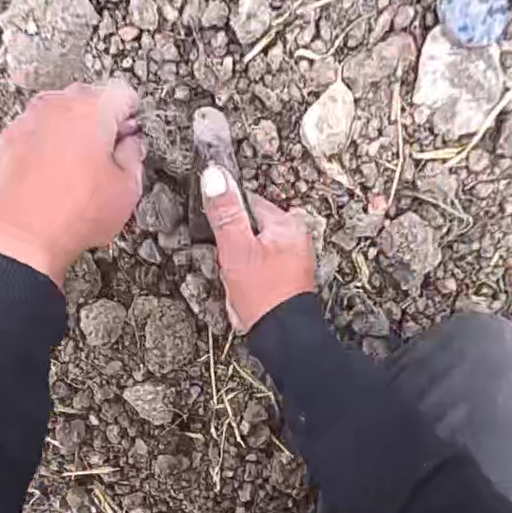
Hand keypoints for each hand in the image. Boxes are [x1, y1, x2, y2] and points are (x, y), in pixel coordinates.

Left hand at [0, 80, 145, 282]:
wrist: (27, 234)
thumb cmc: (76, 213)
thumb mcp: (128, 189)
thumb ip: (135, 156)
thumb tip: (132, 145)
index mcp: (92, 111)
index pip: (122, 93)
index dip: (133, 115)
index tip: (132, 134)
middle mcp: (57, 106)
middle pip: (89, 97)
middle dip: (103, 120)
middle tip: (111, 154)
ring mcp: (30, 120)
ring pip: (61, 112)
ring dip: (75, 131)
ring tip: (83, 167)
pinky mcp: (11, 138)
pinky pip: (39, 130)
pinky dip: (50, 143)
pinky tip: (58, 173)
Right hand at [201, 165, 315, 331]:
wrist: (284, 337)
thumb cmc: (263, 294)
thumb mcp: (236, 249)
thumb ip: (225, 213)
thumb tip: (214, 175)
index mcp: (287, 223)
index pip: (247, 203)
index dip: (228, 223)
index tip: (225, 244)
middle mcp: (296, 236)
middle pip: (250, 228)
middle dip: (235, 248)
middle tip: (236, 270)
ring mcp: (295, 257)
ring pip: (252, 250)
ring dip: (241, 266)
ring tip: (244, 285)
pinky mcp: (290, 276)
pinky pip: (261, 267)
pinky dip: (251, 278)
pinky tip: (250, 292)